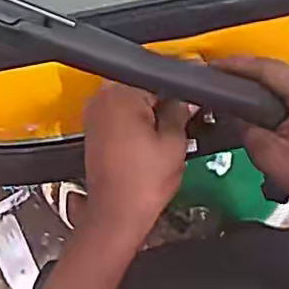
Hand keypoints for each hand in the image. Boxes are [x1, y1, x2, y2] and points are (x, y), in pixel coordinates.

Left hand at [81, 82, 193, 238]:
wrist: (116, 215)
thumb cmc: (140, 185)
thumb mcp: (173, 143)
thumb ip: (181, 111)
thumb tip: (186, 98)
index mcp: (121, 94)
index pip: (157, 73)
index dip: (180, 82)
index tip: (194, 89)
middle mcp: (102, 99)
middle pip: (141, 82)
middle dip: (164, 94)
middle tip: (186, 110)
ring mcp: (94, 114)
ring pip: (130, 97)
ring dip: (150, 106)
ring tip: (170, 127)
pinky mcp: (93, 129)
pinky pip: (119, 113)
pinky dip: (136, 119)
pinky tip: (153, 136)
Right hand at [210, 56, 288, 213]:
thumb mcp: (265, 152)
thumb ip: (241, 124)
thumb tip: (225, 109)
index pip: (268, 69)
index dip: (237, 66)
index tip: (216, 66)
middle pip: (276, 68)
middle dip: (245, 70)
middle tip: (218, 73)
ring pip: (283, 74)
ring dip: (257, 78)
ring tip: (231, 80)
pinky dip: (270, 87)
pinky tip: (253, 91)